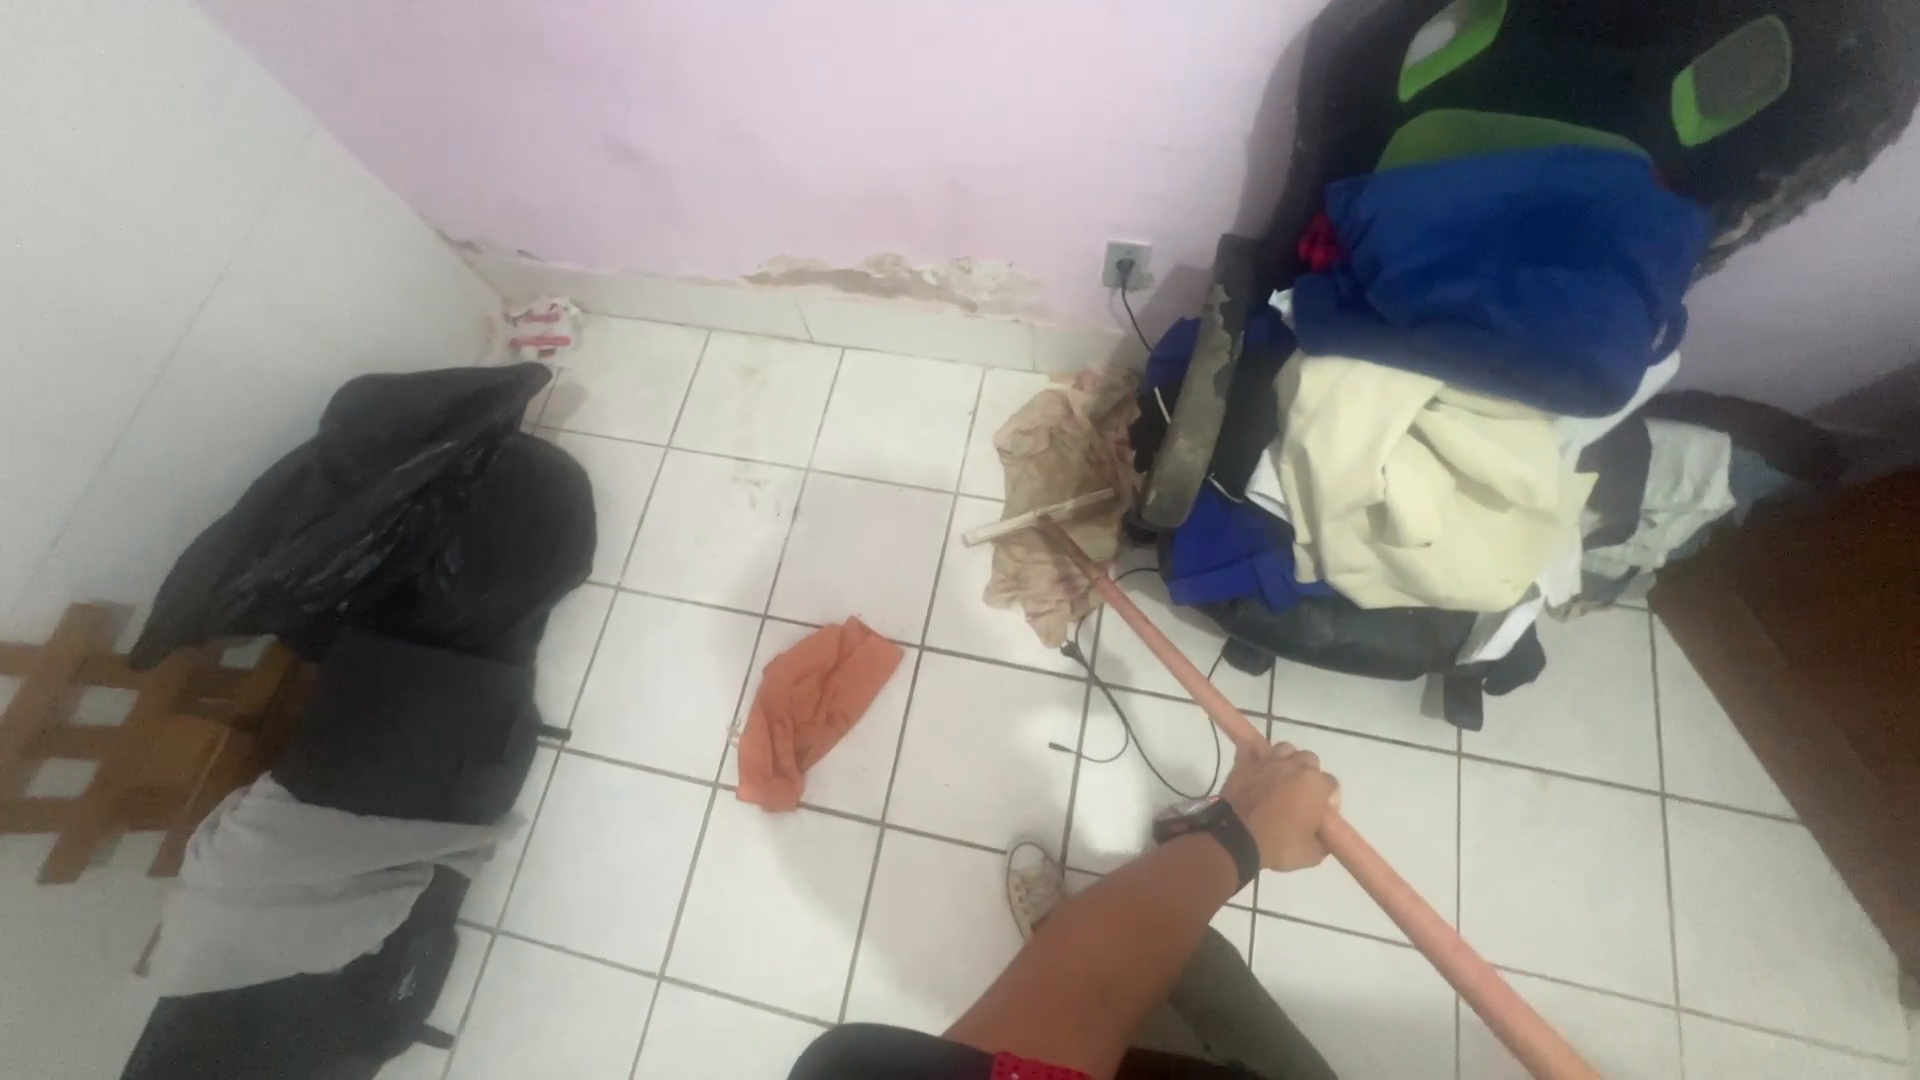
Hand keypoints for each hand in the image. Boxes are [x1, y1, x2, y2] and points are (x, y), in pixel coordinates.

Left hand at [1220, 740, 1338, 871]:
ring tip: (1280, 780)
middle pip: (1309, 761)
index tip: (1319, 815)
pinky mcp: (1245, 761)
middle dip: (1309, 775)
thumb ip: (1323, 838)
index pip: (1332, 784)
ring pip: (1284, 750)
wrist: (1236, 836)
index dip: (1328, 799)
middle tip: (1301, 796)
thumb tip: (1321, 832)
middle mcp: (1294, 765)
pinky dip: (1256, 756)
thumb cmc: (1279, 844)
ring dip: (1286, 761)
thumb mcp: (1313, 853)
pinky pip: (1252, 749)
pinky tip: (1257, 768)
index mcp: (1315, 784)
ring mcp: (1268, 760)